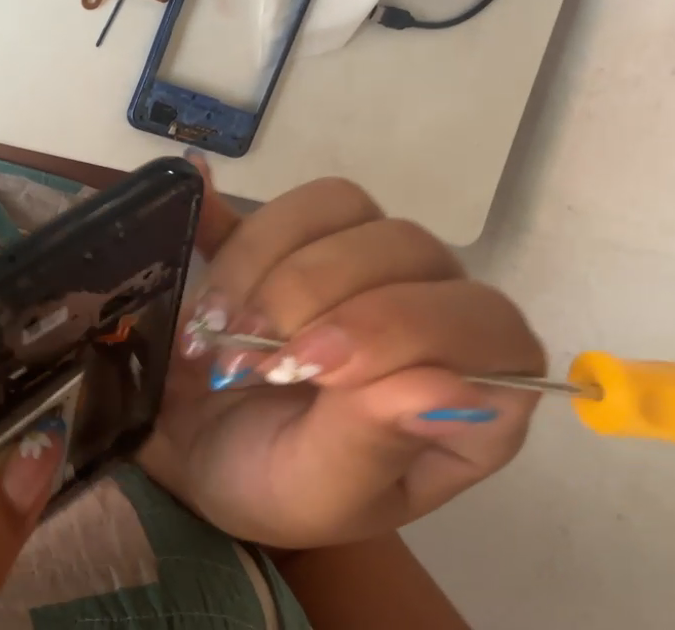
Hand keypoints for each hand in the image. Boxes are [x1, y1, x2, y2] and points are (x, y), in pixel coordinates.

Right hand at [139, 169, 545, 549]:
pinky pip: (262, 201)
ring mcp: (350, 264)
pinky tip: (193, 183)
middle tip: (244, 352)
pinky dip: (227, 199)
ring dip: (262, 259)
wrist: (189, 458)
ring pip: (337, 206)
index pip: (485, 322)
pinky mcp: (278, 243)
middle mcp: (422, 311)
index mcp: (469, 390)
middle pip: (403, 246)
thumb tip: (447, 387)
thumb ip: (376, 443)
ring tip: (214, 324)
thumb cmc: (271, 490)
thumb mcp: (323, 491)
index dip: (402, 327)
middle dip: (311, 294)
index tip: (311, 364)